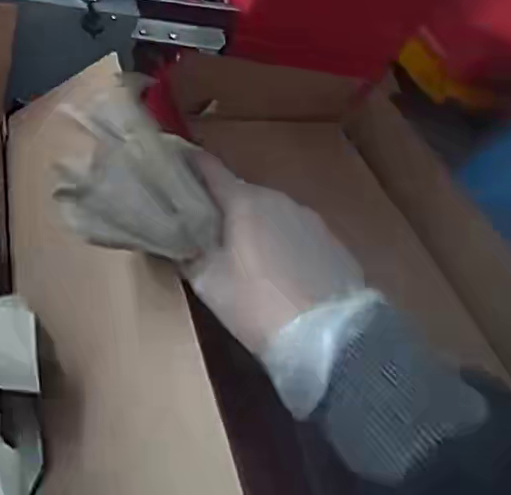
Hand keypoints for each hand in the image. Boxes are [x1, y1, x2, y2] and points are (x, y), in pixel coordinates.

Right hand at [186, 155, 363, 356]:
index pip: (207, 166)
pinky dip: (283, 243)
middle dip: (221, 204)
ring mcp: (311, 221)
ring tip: (244, 254)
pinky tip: (280, 273)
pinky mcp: (337, 246)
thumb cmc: (258, 304)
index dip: (187, 162)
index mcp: (242, 199)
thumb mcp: (206, 280)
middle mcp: (277, 199)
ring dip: (254, 224)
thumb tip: (174, 236)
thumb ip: (186, 249)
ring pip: (270, 213)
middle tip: (203, 226)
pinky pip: (296, 234)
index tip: (170, 165)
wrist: (339, 348)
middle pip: (239, 191)